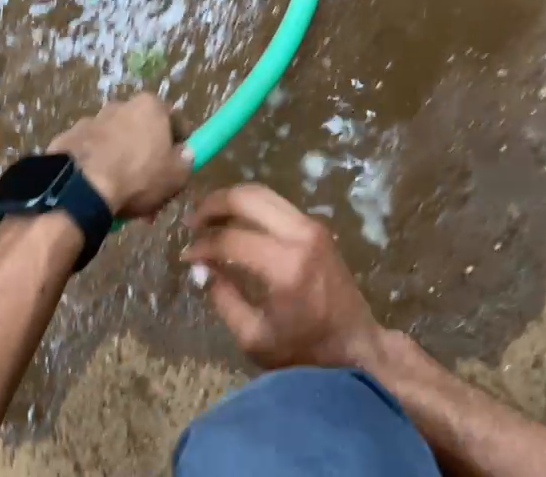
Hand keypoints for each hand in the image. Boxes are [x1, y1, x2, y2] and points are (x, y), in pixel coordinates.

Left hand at [48, 93, 191, 219]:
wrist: (80, 188)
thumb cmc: (137, 178)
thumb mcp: (176, 176)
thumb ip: (186, 160)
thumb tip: (183, 153)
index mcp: (150, 106)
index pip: (174, 121)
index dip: (179, 144)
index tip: (177, 165)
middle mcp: (120, 105)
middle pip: (142, 131)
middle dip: (146, 156)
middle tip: (149, 188)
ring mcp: (91, 120)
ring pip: (115, 141)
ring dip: (120, 161)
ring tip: (121, 194)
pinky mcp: (68, 137)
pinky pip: (90, 152)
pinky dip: (96, 165)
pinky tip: (96, 189)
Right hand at [181, 184, 386, 370]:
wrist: (358, 347)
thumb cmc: (306, 352)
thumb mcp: (255, 338)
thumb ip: (224, 298)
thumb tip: (202, 268)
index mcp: (286, 266)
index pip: (231, 239)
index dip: (203, 245)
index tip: (187, 256)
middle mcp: (301, 236)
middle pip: (247, 198)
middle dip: (213, 204)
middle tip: (193, 221)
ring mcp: (312, 226)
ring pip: (262, 193)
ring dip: (231, 200)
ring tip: (209, 217)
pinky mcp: (317, 227)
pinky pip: (276, 204)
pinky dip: (251, 206)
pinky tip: (234, 222)